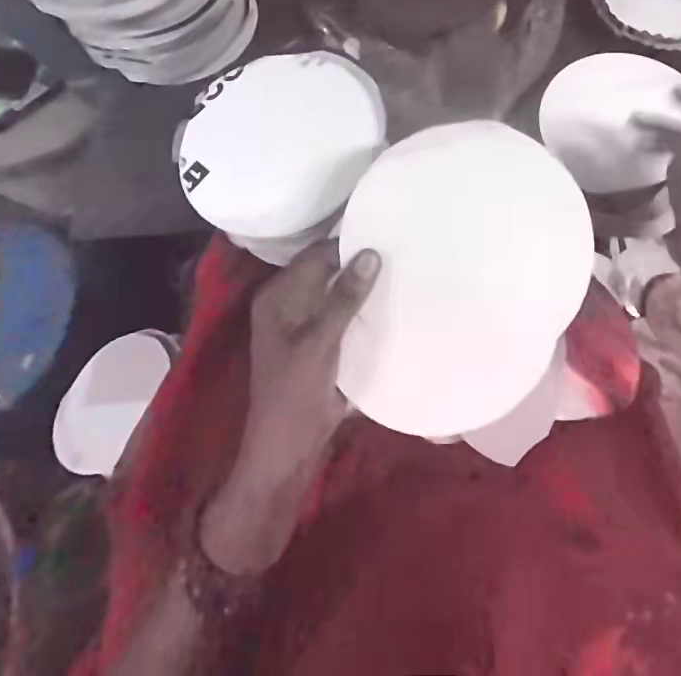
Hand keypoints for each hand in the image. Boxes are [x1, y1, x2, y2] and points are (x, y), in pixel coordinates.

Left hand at [202, 242, 376, 575]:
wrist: (286, 451)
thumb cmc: (294, 395)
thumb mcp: (320, 344)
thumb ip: (344, 299)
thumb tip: (370, 254)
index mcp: (277, 297)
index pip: (315, 255)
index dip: (346, 242)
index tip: (385, 228)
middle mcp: (288, 304)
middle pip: (325, 271)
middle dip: (357, 260)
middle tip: (400, 245)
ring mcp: (304, 324)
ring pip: (336, 292)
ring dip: (362, 284)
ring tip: (403, 267)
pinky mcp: (320, 343)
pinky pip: (342, 314)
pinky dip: (362, 307)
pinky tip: (391, 302)